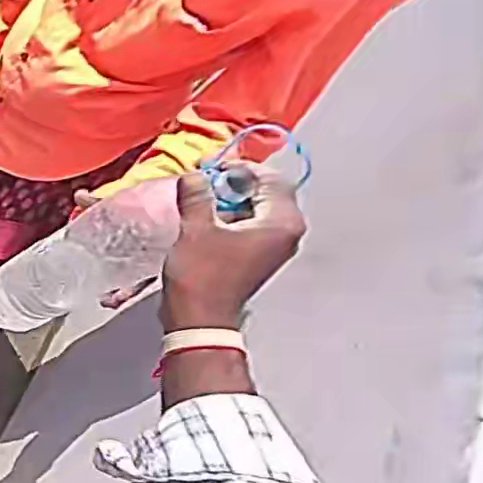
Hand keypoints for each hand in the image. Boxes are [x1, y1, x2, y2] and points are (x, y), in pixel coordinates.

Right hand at [160, 168, 304, 331]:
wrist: (199, 317)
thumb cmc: (202, 275)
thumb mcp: (195, 229)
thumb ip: (197, 196)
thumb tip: (195, 175)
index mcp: (281, 223)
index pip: (271, 179)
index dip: (241, 168)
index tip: (211, 166)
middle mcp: (286, 232)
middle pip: (267, 192)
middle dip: (235, 182)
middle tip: (203, 179)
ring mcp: (273, 246)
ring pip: (256, 208)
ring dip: (229, 199)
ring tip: (199, 197)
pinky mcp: (257, 256)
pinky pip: (249, 224)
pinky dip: (229, 215)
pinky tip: (204, 217)